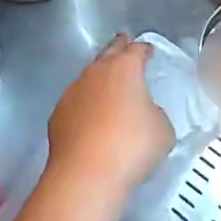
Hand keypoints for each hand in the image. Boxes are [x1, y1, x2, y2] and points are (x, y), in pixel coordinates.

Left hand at [47, 34, 171, 194]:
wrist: (85, 176)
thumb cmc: (131, 146)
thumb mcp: (162, 130)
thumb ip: (156, 114)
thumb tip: (146, 115)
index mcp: (125, 68)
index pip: (137, 49)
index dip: (144, 49)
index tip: (149, 51)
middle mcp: (97, 71)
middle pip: (109, 51)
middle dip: (119, 47)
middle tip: (124, 44)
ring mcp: (74, 91)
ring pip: (90, 77)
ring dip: (100, 79)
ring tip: (108, 89)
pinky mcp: (58, 114)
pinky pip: (76, 102)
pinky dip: (85, 105)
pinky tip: (90, 120)